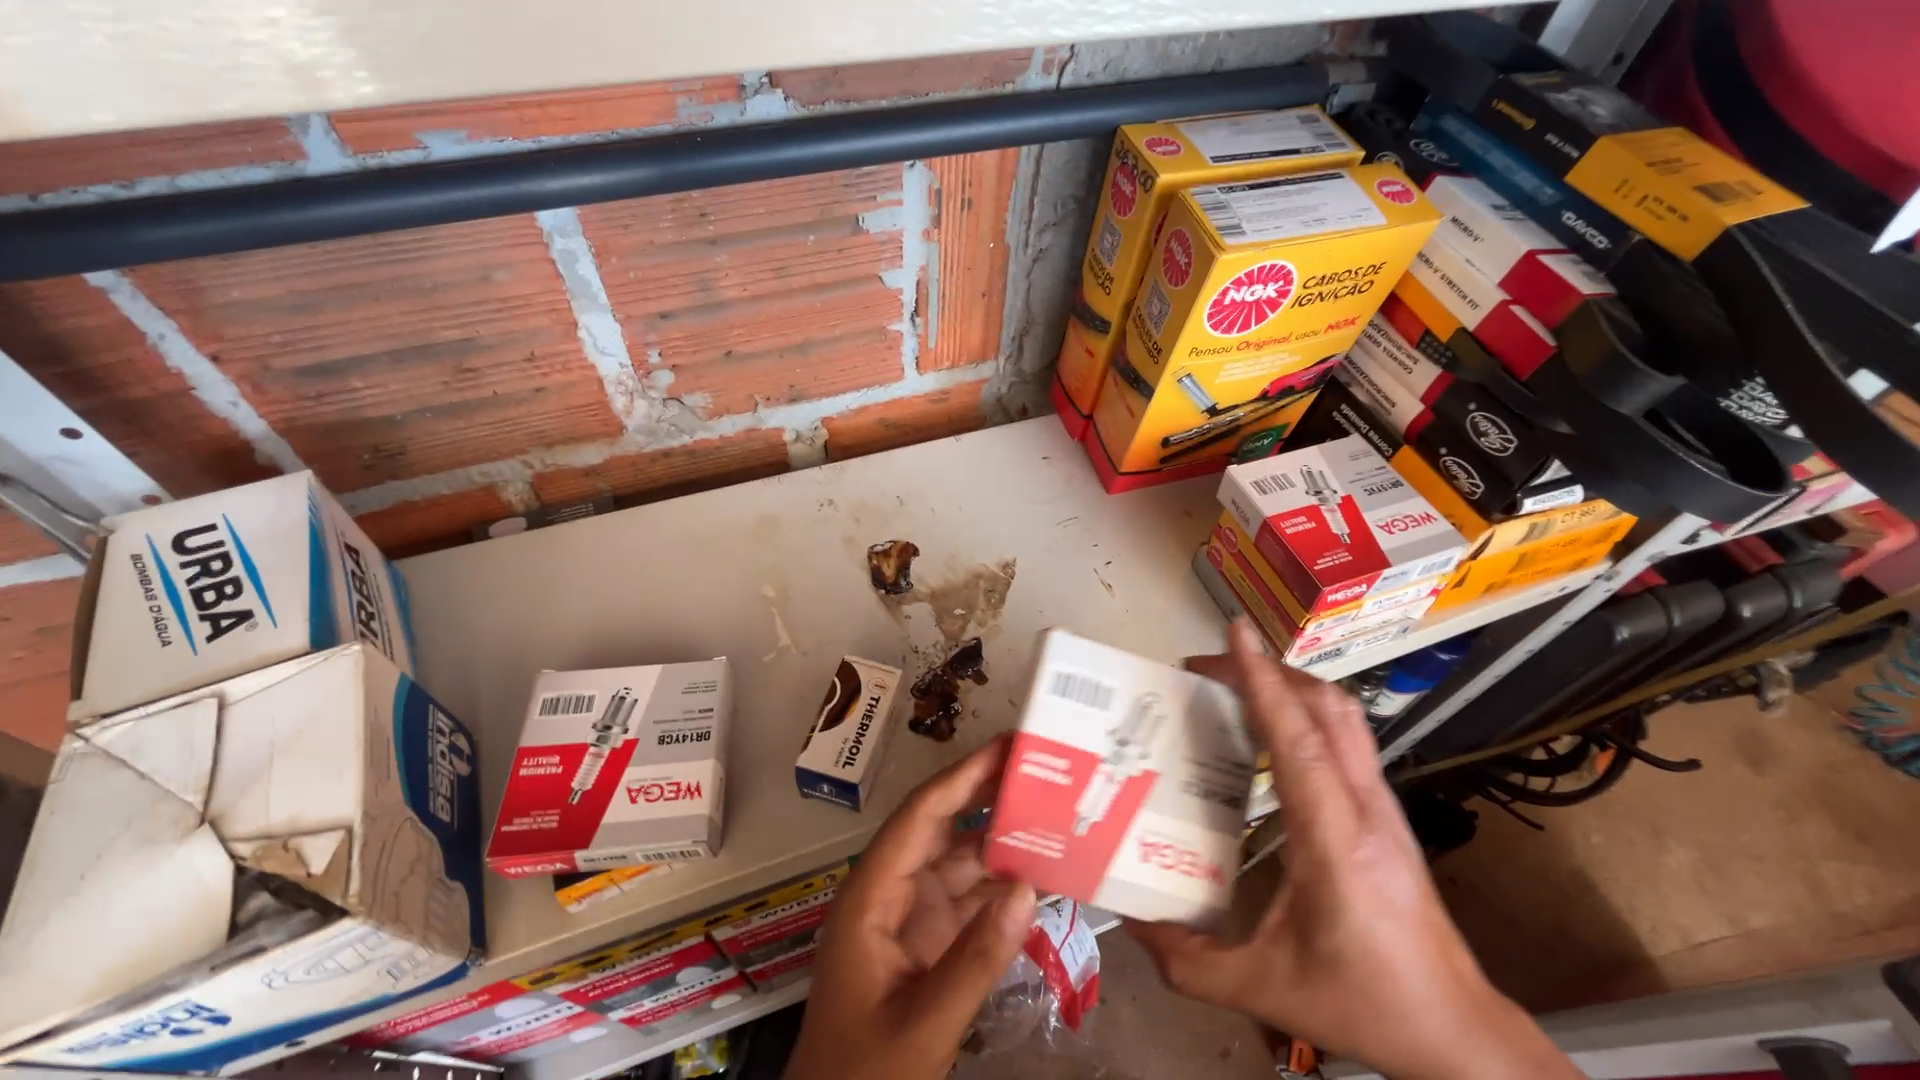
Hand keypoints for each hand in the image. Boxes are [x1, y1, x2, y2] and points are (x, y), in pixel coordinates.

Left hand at [788, 736, 1037, 1079]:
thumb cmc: (863, 1072)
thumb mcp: (921, 1024)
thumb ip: (975, 960)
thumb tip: (1026, 889)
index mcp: (871, 898)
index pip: (918, 820)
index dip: (961, 779)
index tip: (1005, 749)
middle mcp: (891, 895)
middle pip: (941, 830)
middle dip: (986, 796)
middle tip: (1041, 767)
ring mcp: (911, 920)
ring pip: (960, 864)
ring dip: (1002, 841)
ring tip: (1054, 812)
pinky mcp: (930, 945)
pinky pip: (970, 902)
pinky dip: (1003, 887)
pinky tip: (1042, 874)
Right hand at [1125, 619, 1580, 1079]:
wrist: (1453, 1027)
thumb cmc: (1363, 1002)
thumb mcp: (1262, 988)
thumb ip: (1187, 960)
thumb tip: (1131, 918)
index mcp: (1335, 841)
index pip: (1299, 740)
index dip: (1263, 682)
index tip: (1233, 633)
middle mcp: (1365, 809)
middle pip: (1327, 708)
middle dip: (1268, 670)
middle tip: (1208, 666)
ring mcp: (1383, 808)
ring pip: (1343, 717)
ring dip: (1291, 685)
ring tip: (1236, 684)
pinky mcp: (1386, 814)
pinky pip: (1346, 740)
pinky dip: (1307, 713)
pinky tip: (1272, 732)